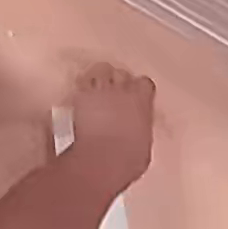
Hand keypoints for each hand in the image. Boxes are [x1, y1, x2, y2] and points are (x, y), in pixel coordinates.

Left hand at [66, 63, 155, 191]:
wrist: (101, 160)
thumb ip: (141, 126)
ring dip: (101, 75)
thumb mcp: (144, 144)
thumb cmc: (127, 159)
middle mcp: (121, 90)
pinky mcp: (82, 94)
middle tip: (118, 91)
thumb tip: (138, 126)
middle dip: (120, 80)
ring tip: (100, 85)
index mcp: (141, 101)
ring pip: (102, 69)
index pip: (145, 83)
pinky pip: (83, 79)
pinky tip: (84, 92)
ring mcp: (100, 90)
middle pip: (122, 73)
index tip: (139, 96)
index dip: (141, 89)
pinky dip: (84, 83)